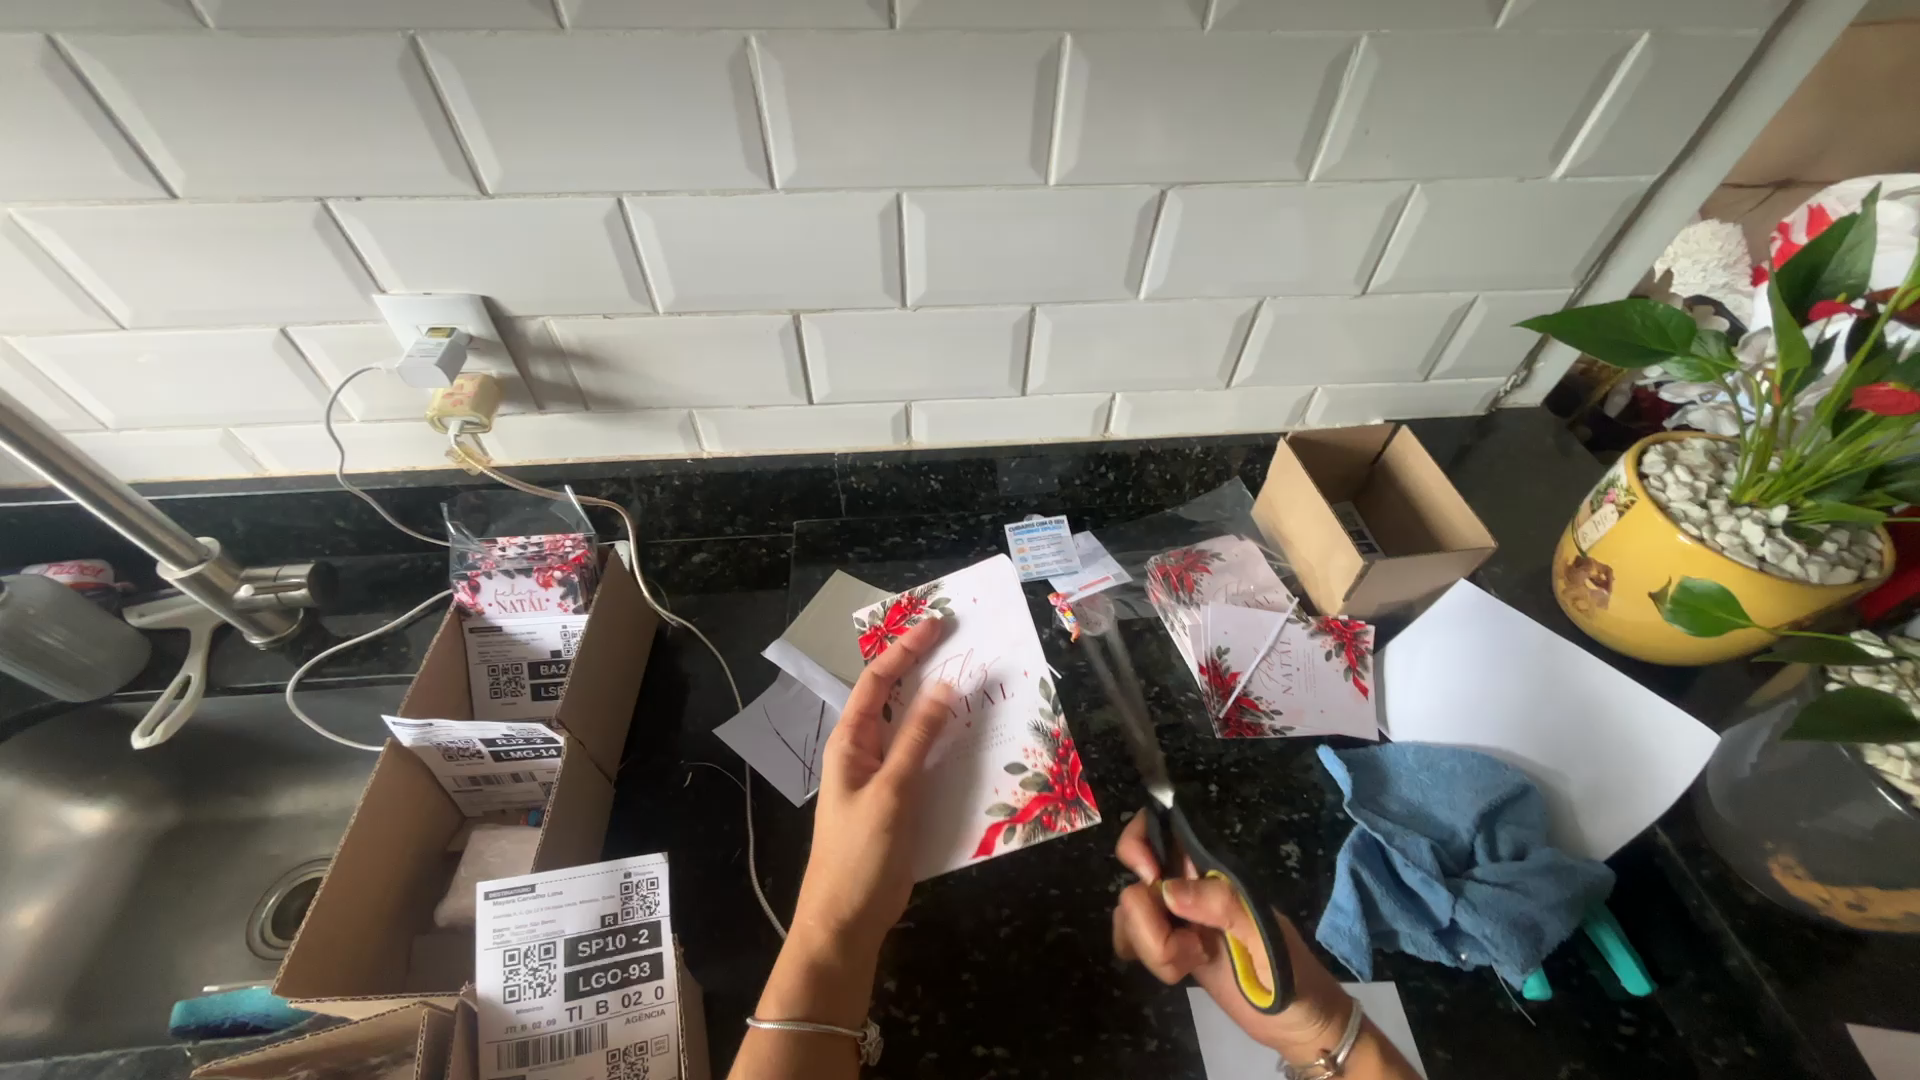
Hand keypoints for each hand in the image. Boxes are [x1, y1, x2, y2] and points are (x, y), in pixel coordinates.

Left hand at [790, 616, 952, 960]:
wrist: (847, 920)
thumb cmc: (860, 853)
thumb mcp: (892, 791)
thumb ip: (917, 738)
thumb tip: (944, 686)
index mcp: (851, 741)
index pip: (877, 680)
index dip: (904, 649)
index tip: (936, 624)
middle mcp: (865, 750)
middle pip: (894, 696)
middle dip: (921, 665)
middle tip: (957, 641)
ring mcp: (883, 774)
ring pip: (912, 725)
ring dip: (938, 702)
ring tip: (971, 679)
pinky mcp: (900, 798)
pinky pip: (924, 757)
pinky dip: (945, 739)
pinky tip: (971, 735)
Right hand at [1110, 812, 1352, 1061]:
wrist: (1299, 1024)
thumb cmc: (1293, 975)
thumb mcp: (1267, 938)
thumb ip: (1222, 905)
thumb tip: (1167, 889)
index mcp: (1209, 869)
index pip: (1158, 826)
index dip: (1138, 843)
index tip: (1150, 877)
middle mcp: (1184, 885)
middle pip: (1134, 881)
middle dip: (1150, 921)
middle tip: (1189, 946)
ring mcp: (1172, 916)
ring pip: (1129, 913)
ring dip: (1153, 945)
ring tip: (1193, 962)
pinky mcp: (1166, 944)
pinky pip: (1129, 937)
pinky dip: (1143, 954)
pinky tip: (1176, 971)